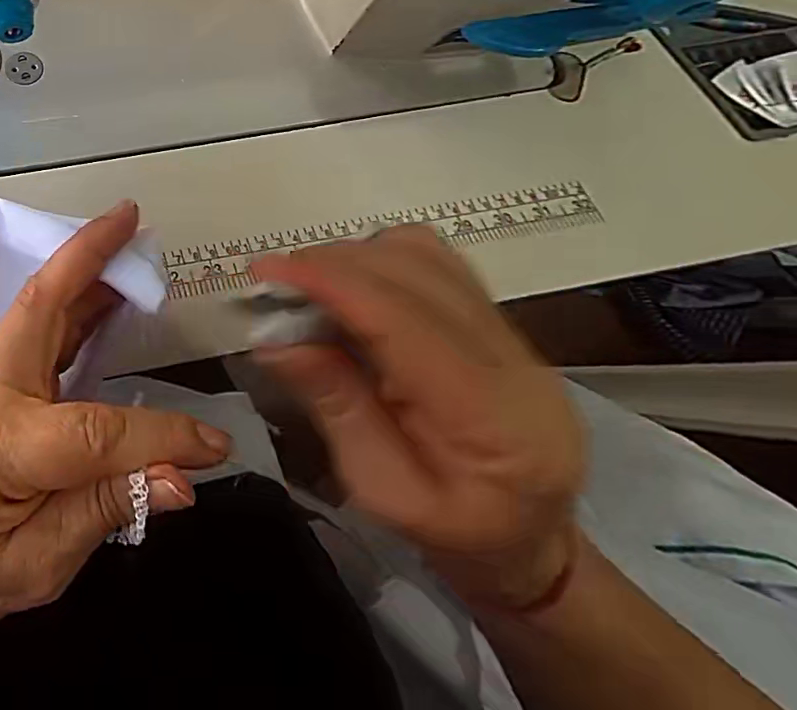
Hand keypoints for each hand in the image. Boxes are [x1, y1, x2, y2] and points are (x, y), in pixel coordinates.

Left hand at [0, 201, 233, 668]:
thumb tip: (183, 476)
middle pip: (37, 311)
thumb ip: (105, 511)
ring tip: (126, 241)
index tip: (212, 448)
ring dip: (81, 269)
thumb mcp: (42, 563)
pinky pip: (40, 326)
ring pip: (36, 307)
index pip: (93, 431)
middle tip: (128, 218)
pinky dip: (76, 301)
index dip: (161, 438)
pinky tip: (108, 293)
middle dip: (83, 258)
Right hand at [251, 226, 586, 609]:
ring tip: (304, 288)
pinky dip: (375, 260)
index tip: (264, 271)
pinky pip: (432, 262)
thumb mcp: (379, 490)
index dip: (330, 283)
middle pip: (414, 272)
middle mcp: (513, 361)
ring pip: (425, 255)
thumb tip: (276, 342)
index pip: (404, 320)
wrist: (532, 542)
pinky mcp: (496, 323)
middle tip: (268, 286)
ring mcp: (512, 336)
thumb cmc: (452, 531)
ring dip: (351, 258)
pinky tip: (345, 288)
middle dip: (329, 265)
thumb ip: (335, 410)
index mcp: (490, 416)